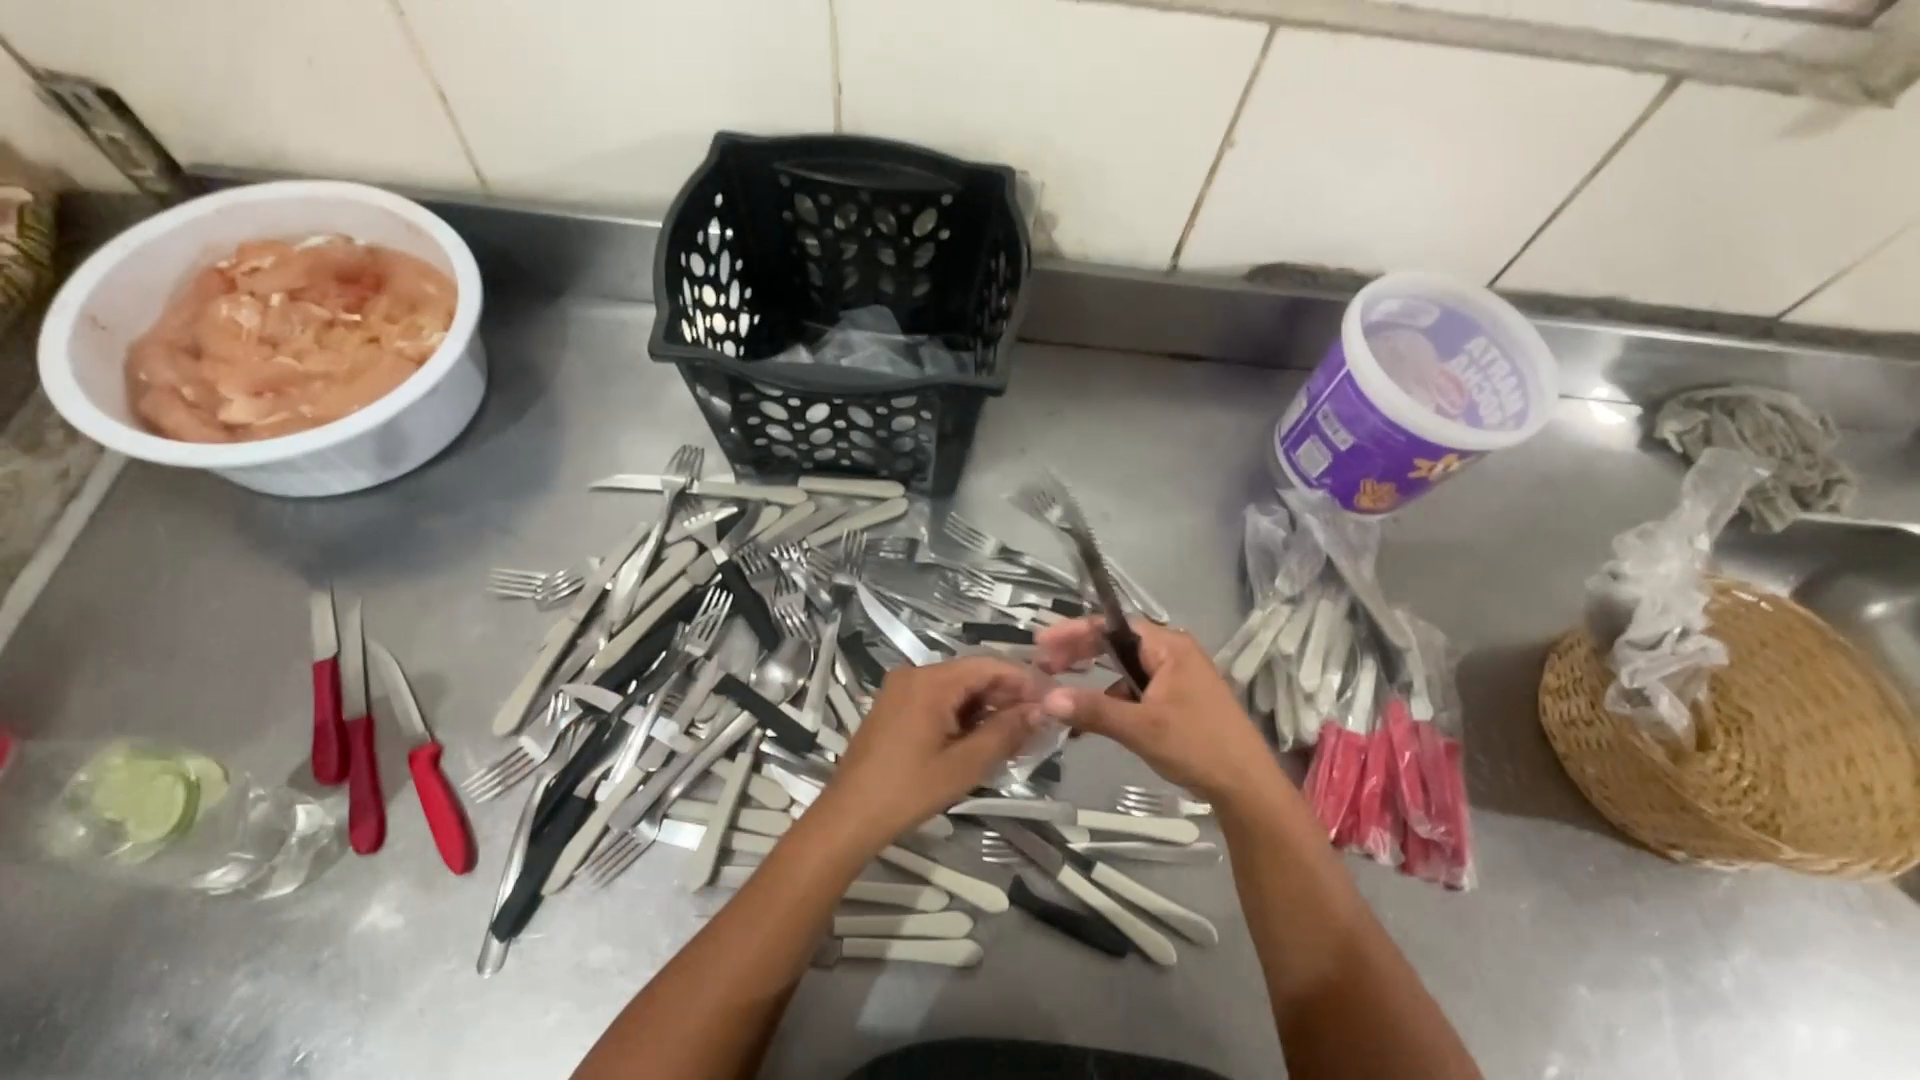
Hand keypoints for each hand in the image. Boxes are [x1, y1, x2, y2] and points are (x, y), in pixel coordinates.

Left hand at [812, 656, 1046, 852]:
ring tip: (1013, 737)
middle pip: (972, 674)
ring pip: (956, 689)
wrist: (850, 816)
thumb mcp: (966, 764)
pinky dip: (961, 715)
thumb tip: (1040, 710)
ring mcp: (900, 690)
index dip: (1024, 681)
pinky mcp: (893, 708)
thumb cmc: (909, 790)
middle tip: (1037, 725)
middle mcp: (914, 675)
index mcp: (931, 681)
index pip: (990, 665)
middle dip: (1006, 697)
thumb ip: (1006, 732)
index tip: (1051, 703)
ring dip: (985, 708)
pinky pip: (937, 700)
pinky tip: (979, 740)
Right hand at [1035, 617, 1285, 805]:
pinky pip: (1136, 691)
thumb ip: (1093, 710)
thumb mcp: (1140, 727)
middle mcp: (1173, 654)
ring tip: (1060, 696)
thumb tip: (1047, 699)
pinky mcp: (1178, 701)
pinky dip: (1112, 700)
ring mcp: (1177, 678)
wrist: (1246, 785)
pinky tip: (1090, 719)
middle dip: (1079, 654)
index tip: (1042, 643)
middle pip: (1117, 644)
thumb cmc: (1197, 746)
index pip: (1113, 626)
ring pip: (1125, 670)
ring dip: (1094, 680)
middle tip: (1044, 666)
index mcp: (1169, 647)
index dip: (1075, 632)